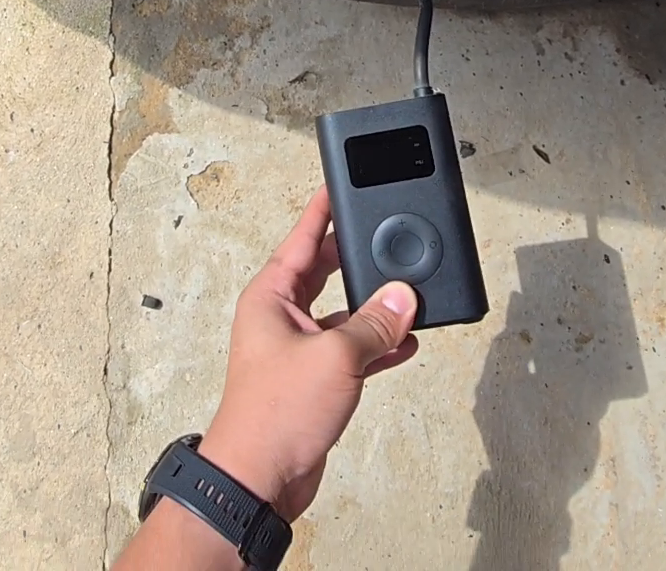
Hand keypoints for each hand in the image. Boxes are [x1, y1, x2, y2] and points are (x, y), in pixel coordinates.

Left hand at [199, 185, 419, 520]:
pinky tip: (404, 343)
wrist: (260, 478)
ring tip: (405, 295)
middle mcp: (280, 315)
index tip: (336, 186)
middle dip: (353, 257)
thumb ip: (374, 324)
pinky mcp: (312, 377)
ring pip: (340, 312)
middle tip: (379, 235)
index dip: (321, 211)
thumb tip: (402, 299)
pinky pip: (349, 349)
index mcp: (271, 295)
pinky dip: (375, 345)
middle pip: (323, 271)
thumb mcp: (335, 356)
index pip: (301, 238)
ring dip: (371, 308)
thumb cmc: (275, 412)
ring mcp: (296, 346)